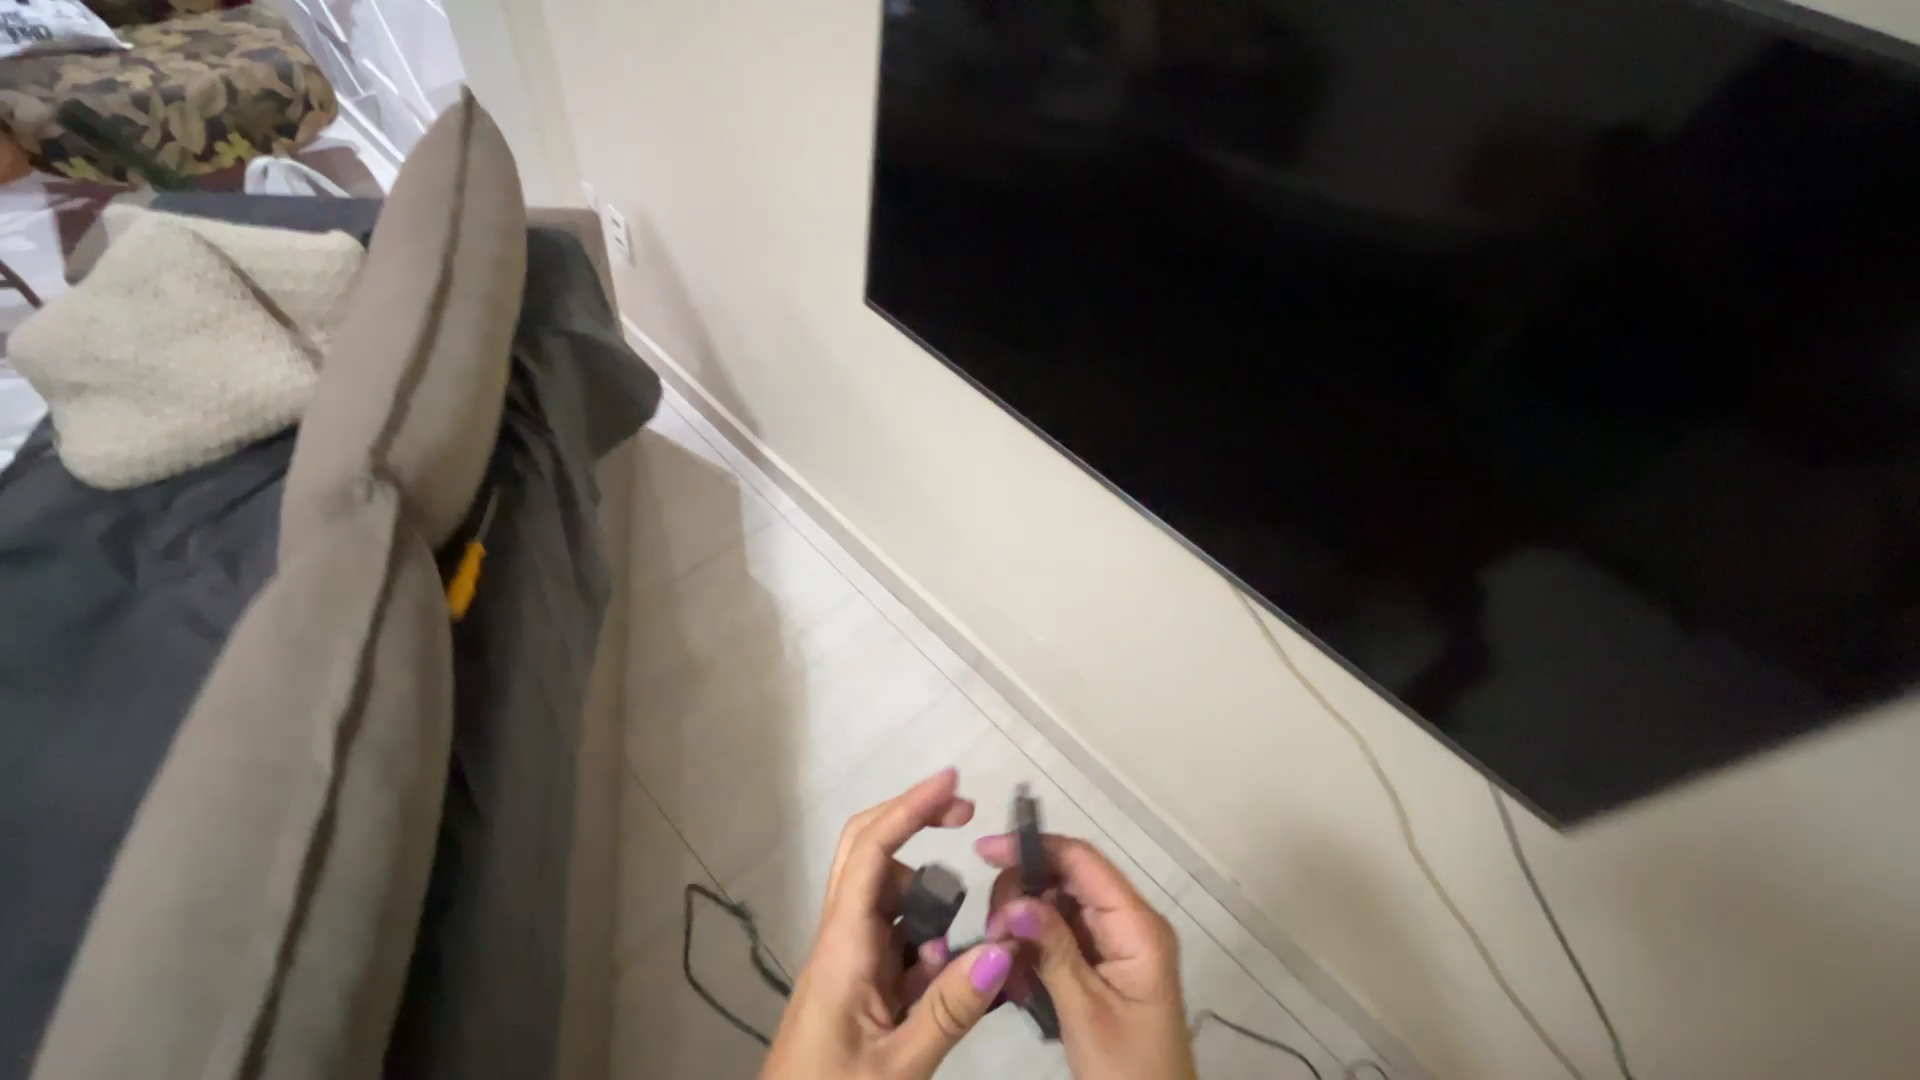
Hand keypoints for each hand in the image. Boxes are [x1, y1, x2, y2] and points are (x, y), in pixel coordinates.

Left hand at [761, 768, 1015, 1079]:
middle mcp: (844, 935)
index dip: (909, 808)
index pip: (873, 851)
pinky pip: (899, 937)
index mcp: (844, 943)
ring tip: (963, 946)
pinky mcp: (861, 981)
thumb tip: (1003, 945)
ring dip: (930, 900)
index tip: (952, 782)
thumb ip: (951, 1009)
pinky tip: (951, 975)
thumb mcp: (899, 1066)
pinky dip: (930, 939)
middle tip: (965, 817)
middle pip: (870, 852)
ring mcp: (851, 956)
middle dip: (914, 822)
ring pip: (890, 896)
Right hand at [976, 832, 1197, 1079]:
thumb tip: (1013, 900)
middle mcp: (1127, 922)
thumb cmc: (1130, 1074)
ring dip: (1022, 924)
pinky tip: (1012, 975)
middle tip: (992, 932)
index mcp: (1137, 925)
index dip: (1033, 847)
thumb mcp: (1087, 1013)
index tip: (983, 851)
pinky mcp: (1099, 965)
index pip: (1082, 861)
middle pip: (1065, 878)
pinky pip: (1057, 937)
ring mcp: (1113, 943)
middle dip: (1022, 892)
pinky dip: (1031, 948)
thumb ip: (1052, 951)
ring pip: (1055, 906)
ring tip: (1001, 959)